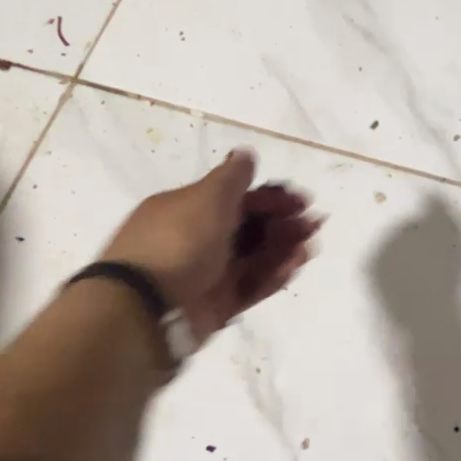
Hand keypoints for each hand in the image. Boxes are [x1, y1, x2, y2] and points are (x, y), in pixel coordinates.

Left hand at [100, 149, 320, 339]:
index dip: (271, 197)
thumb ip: (232, 177)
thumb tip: (245, 154)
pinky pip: (250, 287)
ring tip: (308, 249)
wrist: (147, 306)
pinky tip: (291, 269)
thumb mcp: (206, 198)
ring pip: (253, 258)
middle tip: (313, 224)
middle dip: (284, 224)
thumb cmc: (178, 242)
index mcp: (187, 209)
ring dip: (283, 250)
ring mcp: (207, 274)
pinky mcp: (217, 305)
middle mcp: (196, 239)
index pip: (237, 199)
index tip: (301, 199)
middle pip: (249, 228)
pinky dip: (271, 277)